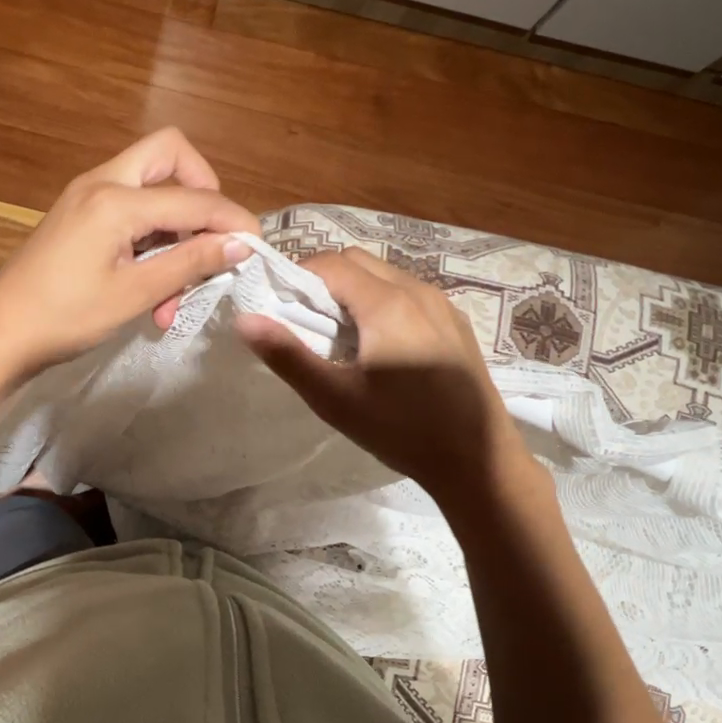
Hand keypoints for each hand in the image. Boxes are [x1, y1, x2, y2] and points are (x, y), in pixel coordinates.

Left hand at [0, 128, 259, 376]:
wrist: (0, 334)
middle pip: (169, 155)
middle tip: (211, 237)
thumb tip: (241, 243)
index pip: (193, 199)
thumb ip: (190, 263)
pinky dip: (150, 237)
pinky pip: (128, 208)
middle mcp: (101, 182)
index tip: (257, 248)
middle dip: (201, 192)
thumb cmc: (65, 317)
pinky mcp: (78, 215)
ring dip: (175, 228)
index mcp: (115, 199)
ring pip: (150, 184)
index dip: (232, 220)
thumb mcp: (134, 293)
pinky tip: (154, 286)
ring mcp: (86, 197)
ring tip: (178, 288)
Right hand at [236, 248, 521, 499]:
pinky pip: (408, 295)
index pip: (329, 264)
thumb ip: (288, 355)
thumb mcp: (334, 398)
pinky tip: (378, 349)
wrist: (477, 460)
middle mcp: (417, 291)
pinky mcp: (455, 324)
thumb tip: (244, 319)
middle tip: (305, 324)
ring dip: (352, 293)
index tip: (279, 309)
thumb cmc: (400, 429)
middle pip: (357, 262)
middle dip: (323, 282)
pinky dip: (381, 304)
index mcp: (386, 303)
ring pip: (384, 276)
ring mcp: (442, 305)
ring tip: (339, 339)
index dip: (296, 277)